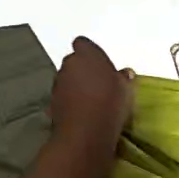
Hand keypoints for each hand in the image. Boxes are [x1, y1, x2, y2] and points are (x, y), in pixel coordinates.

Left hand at [48, 37, 133, 160]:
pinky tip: (81, 113)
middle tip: (98, 84)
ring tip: (91, 101)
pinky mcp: (51, 102)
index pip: (83, 43)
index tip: (100, 65)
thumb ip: (123, 78)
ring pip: (67, 79)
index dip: (90, 53)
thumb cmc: (110, 103)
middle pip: (74, 61)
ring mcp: (57, 83)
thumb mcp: (126, 90)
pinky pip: (63, 96)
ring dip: (75, 85)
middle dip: (83, 69)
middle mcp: (68, 64)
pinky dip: (69, 101)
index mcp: (86, 54)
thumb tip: (125, 73)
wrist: (85, 134)